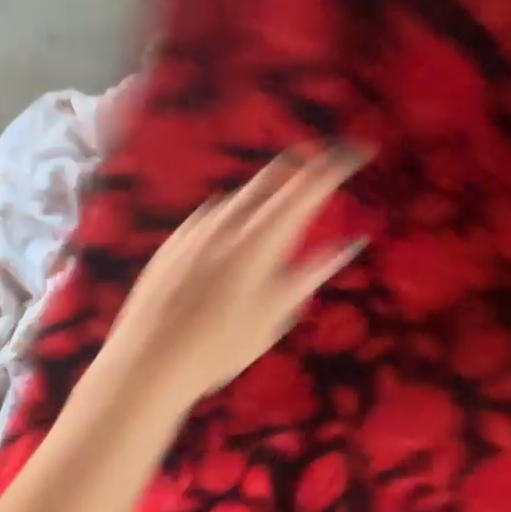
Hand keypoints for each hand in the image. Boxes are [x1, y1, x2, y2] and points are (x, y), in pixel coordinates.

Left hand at [93, 144, 369, 409]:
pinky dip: (235, 215)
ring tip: (282, 210)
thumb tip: (351, 244)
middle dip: (303, 167)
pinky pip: (212, 215)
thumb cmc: (221, 346)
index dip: (338, 162)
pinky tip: (234, 238)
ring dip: (268, 194)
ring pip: (241, 195)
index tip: (360, 151)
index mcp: (262, 237)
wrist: (150, 360)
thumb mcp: (276, 315)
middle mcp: (228, 220)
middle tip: (324, 171)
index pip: (309, 183)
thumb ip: (313, 273)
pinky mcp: (173, 242)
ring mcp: (196, 228)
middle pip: (273, 175)